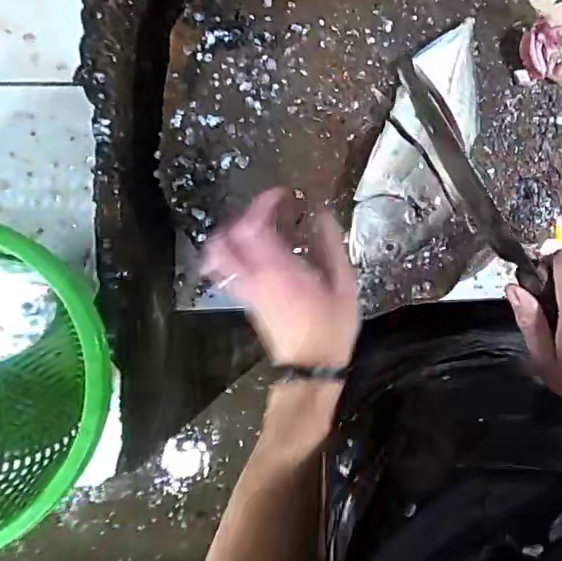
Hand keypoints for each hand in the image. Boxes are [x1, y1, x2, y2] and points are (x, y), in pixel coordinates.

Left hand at [201, 188, 358, 369]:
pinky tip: (254, 252)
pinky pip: (226, 271)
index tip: (281, 194)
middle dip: (241, 216)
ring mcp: (246, 291)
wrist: (312, 366)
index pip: (254, 226)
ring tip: (252, 227)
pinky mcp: (247, 302)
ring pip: (217, 256)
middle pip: (226, 238)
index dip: (262, 203)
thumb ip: (331, 245)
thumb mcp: (343, 283)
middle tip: (265, 209)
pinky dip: (231, 253)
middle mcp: (255, 278)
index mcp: (279, 270)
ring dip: (228, 235)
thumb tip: (322, 215)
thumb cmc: (332, 326)